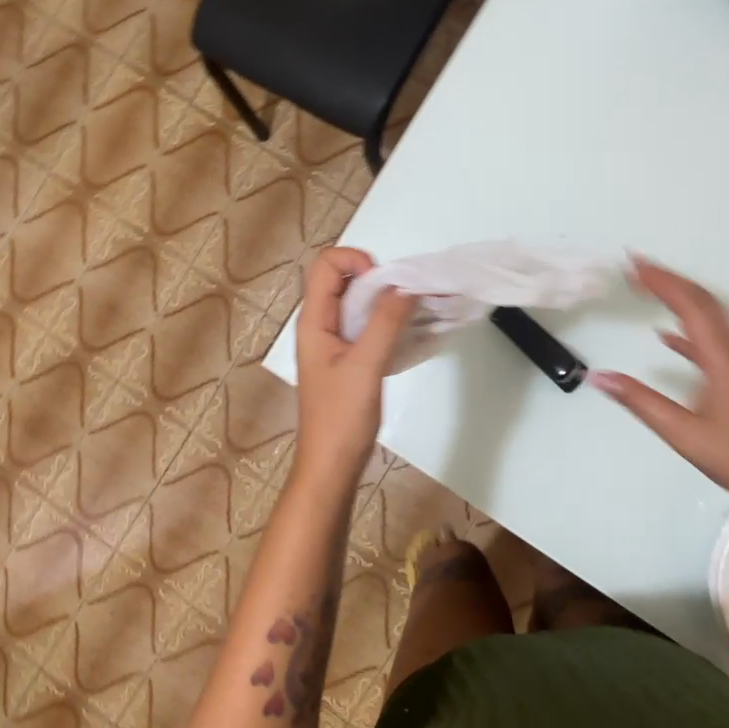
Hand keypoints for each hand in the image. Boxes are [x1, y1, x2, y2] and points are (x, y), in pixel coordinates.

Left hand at [292, 248, 414, 485]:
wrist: (331, 466)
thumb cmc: (341, 418)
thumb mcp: (365, 366)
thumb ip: (385, 322)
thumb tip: (406, 285)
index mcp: (314, 321)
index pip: (326, 264)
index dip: (356, 261)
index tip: (386, 284)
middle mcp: (320, 325)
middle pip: (343, 279)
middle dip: (377, 279)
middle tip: (405, 300)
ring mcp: (333, 343)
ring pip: (357, 303)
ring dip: (384, 300)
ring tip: (414, 313)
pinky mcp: (348, 359)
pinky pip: (365, 325)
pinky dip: (386, 321)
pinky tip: (407, 334)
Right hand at [588, 258, 728, 503]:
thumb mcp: (681, 431)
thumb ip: (639, 401)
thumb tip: (597, 377)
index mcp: (722, 357)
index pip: (690, 305)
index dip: (661, 280)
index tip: (633, 263)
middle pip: (702, 302)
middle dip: (669, 280)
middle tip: (636, 267)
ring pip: (709, 318)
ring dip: (679, 299)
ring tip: (648, 289)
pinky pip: (711, 340)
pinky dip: (687, 328)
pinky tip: (666, 336)